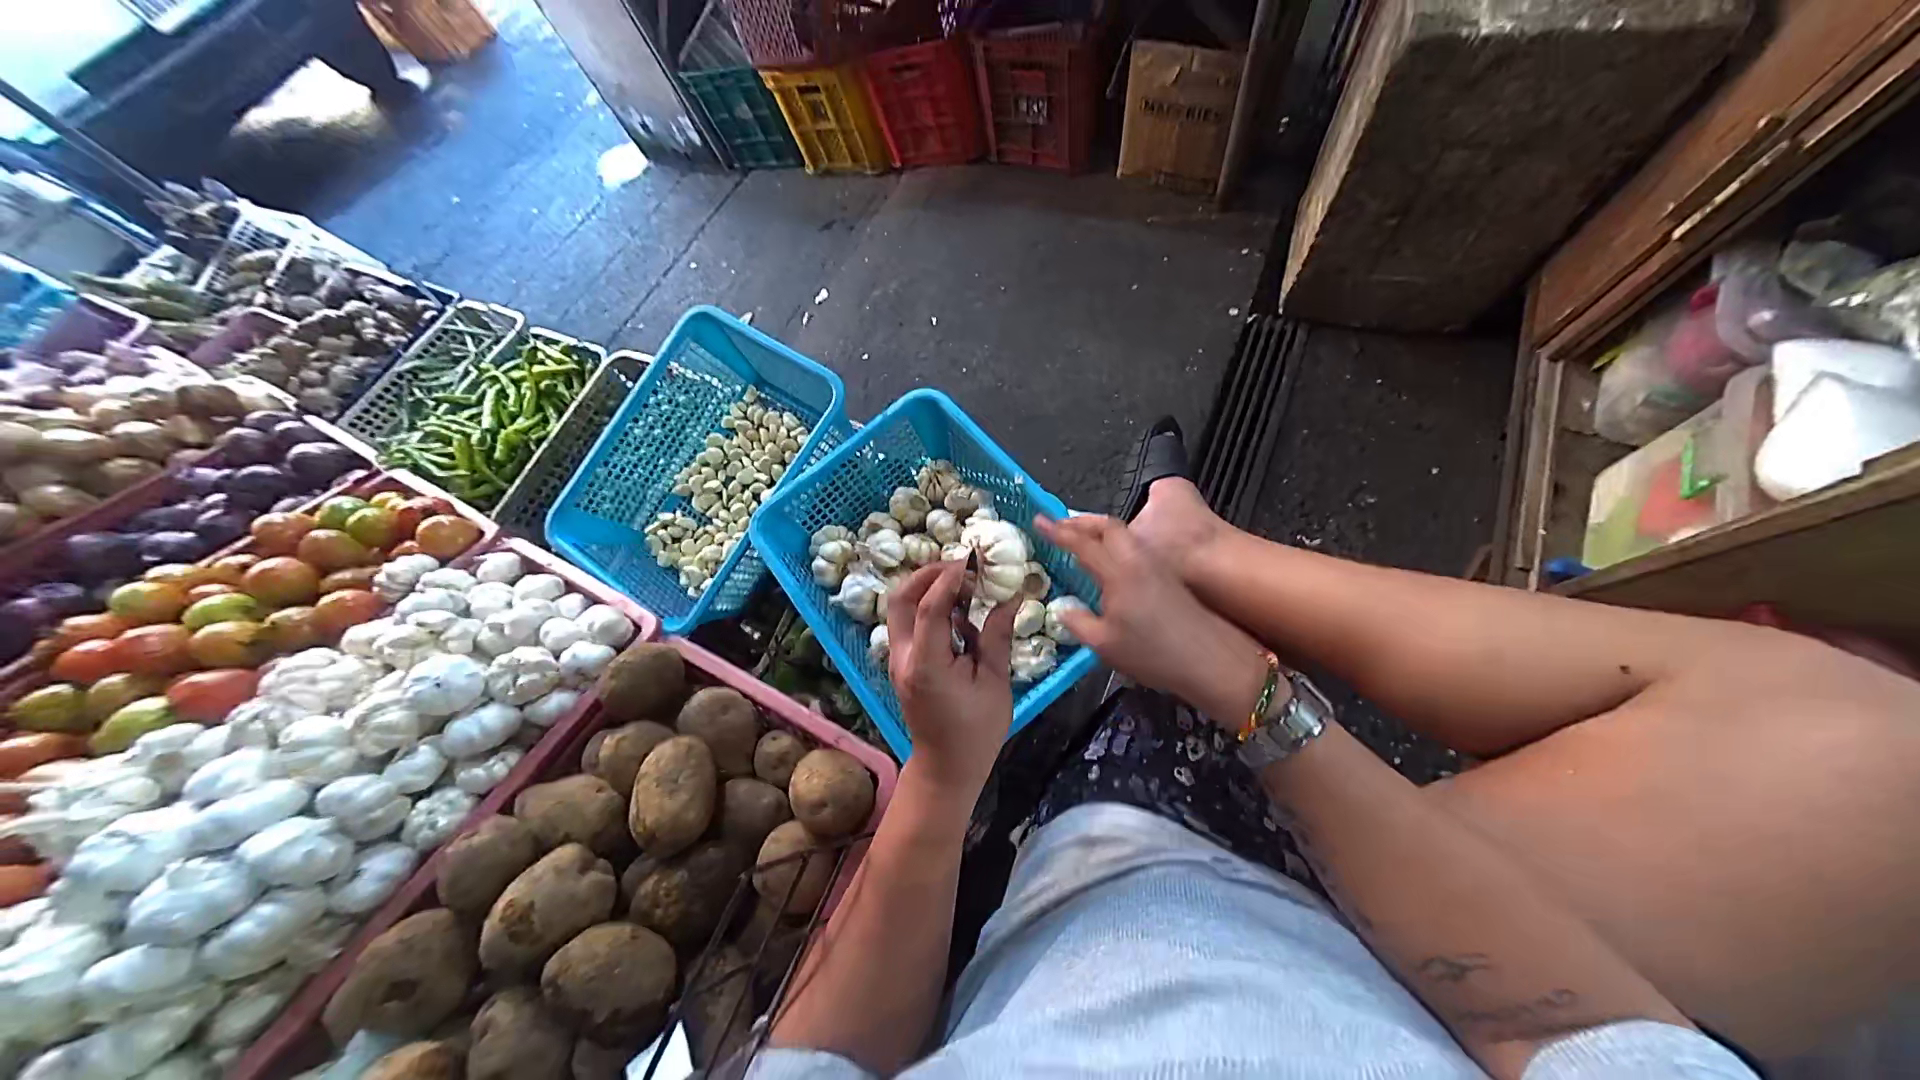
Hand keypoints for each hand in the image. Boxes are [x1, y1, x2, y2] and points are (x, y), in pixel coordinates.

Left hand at [886, 561, 1017, 797]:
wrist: (946, 768)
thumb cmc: (976, 731)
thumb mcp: (995, 683)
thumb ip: (997, 637)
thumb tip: (1011, 598)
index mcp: (926, 664)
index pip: (929, 607)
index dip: (950, 578)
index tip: (972, 559)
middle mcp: (903, 657)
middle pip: (901, 599)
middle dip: (929, 574)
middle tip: (962, 566)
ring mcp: (898, 660)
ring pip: (901, 609)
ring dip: (927, 589)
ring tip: (965, 585)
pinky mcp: (903, 663)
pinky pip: (909, 623)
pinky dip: (929, 608)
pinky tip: (960, 613)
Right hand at [1036, 514, 1270, 729]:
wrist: (1212, 660)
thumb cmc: (1153, 654)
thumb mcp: (1104, 645)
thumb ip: (1078, 622)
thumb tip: (1064, 608)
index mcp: (1119, 572)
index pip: (1082, 543)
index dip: (1058, 531)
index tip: (1038, 520)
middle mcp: (1139, 560)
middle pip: (1109, 526)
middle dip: (1082, 522)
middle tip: (1061, 527)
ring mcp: (1158, 566)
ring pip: (1125, 536)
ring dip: (1101, 532)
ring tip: (1083, 542)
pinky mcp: (1170, 577)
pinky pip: (1136, 548)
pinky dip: (1116, 545)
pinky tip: (1110, 565)